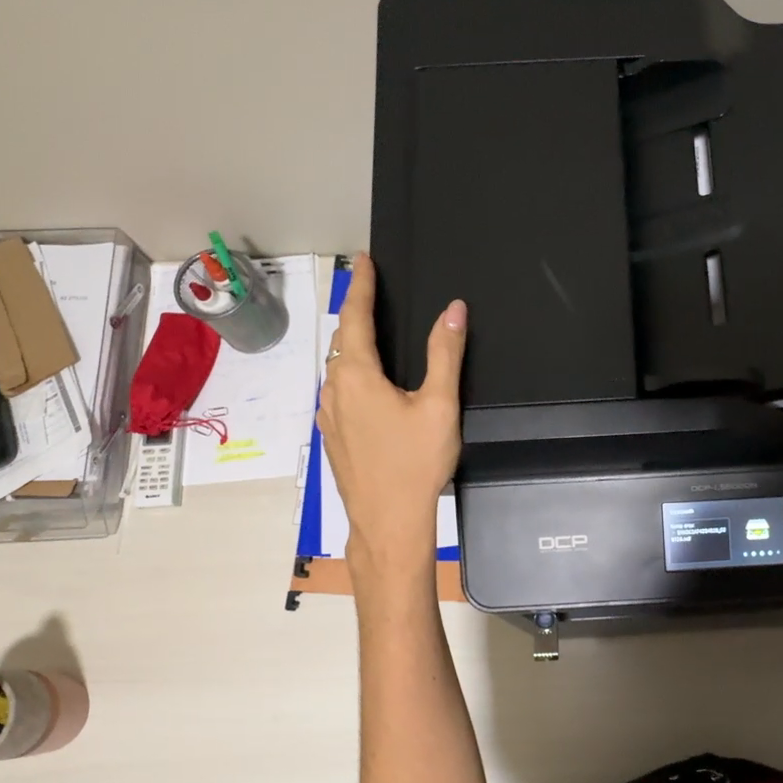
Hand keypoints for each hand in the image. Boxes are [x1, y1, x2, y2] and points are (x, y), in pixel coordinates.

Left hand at [316, 253, 466, 576]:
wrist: (387, 522)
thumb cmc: (415, 464)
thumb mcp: (439, 406)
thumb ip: (445, 355)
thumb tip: (453, 310)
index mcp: (357, 375)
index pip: (355, 316)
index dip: (360, 285)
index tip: (362, 260)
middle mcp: (335, 390)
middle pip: (342, 341)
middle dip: (356, 314)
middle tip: (372, 295)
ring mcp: (329, 416)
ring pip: (338, 368)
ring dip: (353, 347)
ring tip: (375, 337)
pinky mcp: (334, 437)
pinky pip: (340, 392)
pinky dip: (353, 375)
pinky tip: (372, 387)